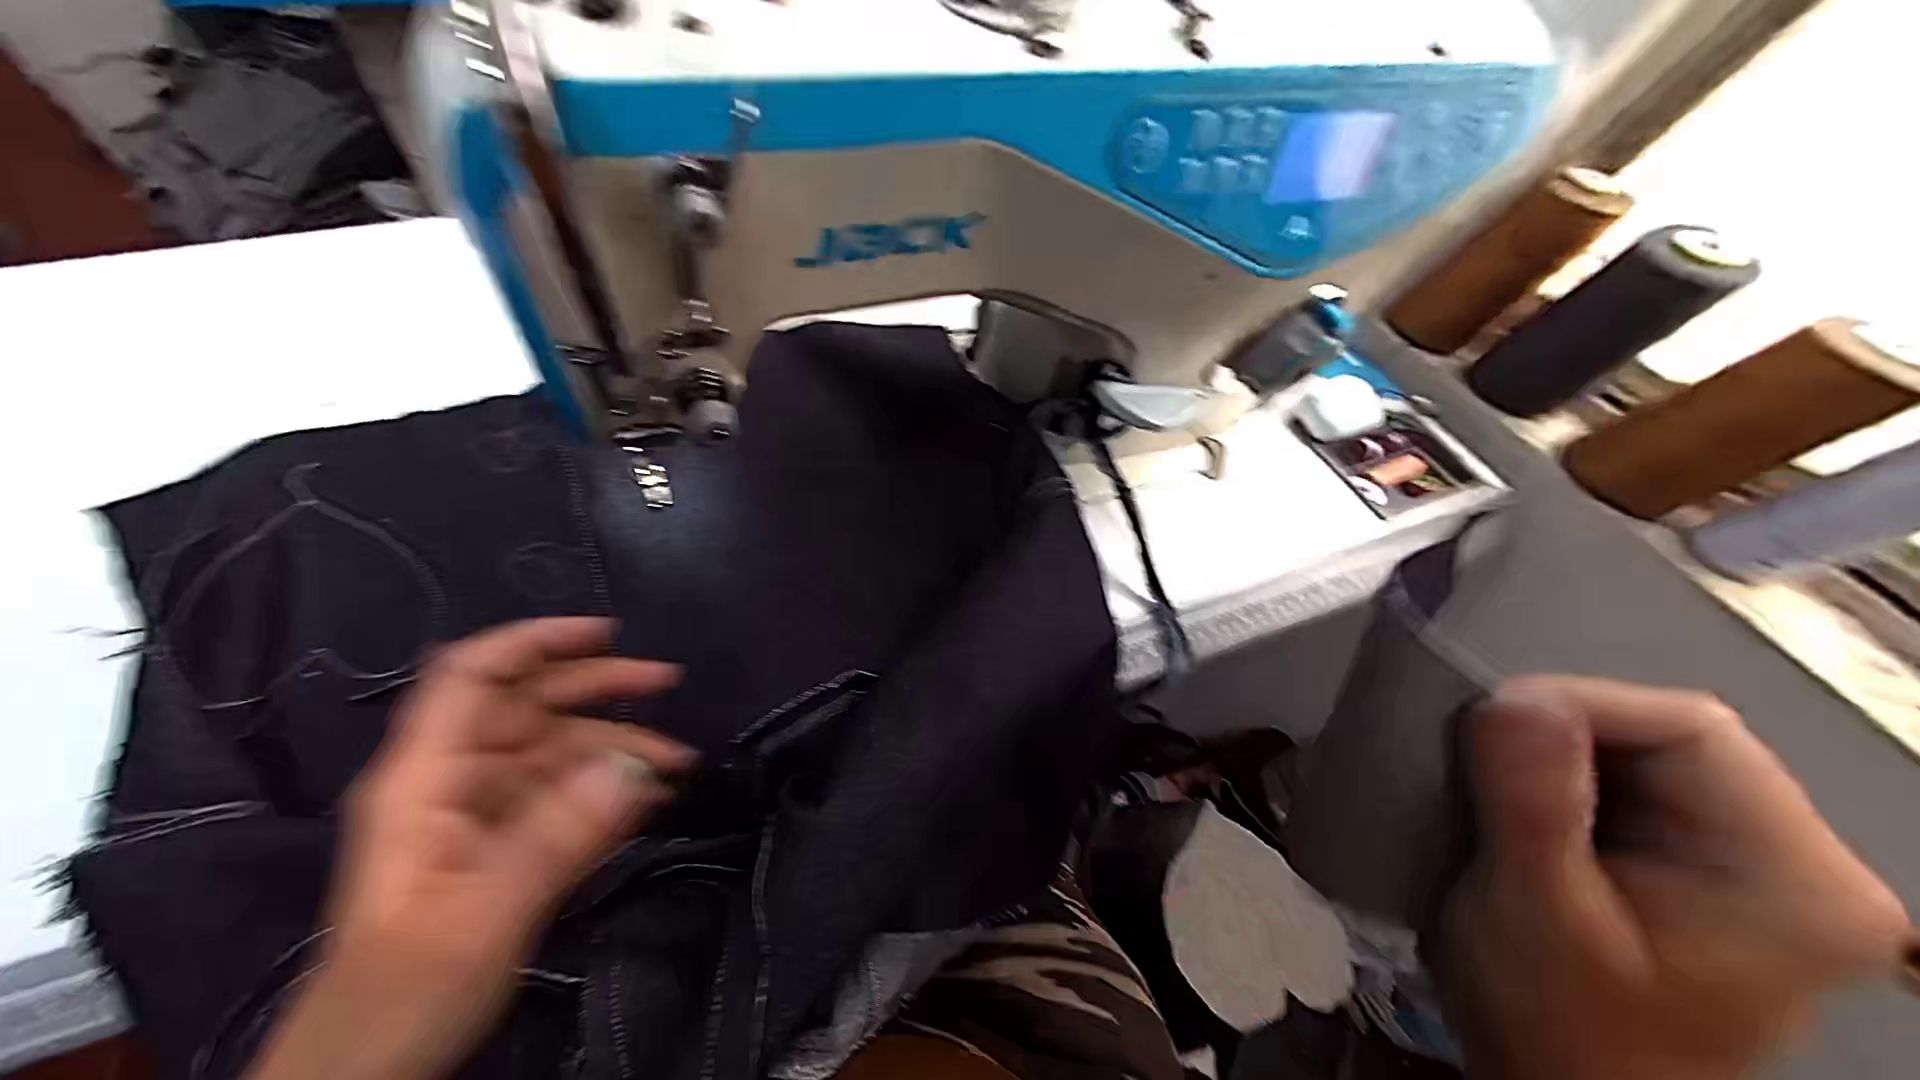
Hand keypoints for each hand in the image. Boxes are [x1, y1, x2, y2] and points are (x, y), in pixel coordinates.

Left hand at [248, 618, 695, 1079]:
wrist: (363, 1071)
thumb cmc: (402, 994)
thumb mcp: (483, 916)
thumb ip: (560, 836)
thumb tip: (636, 769)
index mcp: (425, 779)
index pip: (473, 677)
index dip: (536, 640)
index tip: (605, 633)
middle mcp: (453, 780)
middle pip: (528, 704)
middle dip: (599, 686)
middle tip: (668, 681)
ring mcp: (479, 812)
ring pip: (555, 751)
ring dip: (618, 749)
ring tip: (676, 764)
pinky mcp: (503, 842)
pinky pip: (562, 795)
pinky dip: (607, 789)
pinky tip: (649, 800)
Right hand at [1433, 676, 1911, 1079]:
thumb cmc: (1555, 1019)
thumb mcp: (1531, 911)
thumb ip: (1531, 804)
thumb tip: (1514, 699)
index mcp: (1789, 876)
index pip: (1687, 727)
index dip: (1575, 707)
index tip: (1484, 735)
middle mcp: (1798, 859)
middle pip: (1665, 732)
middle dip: (1556, 734)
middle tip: (1479, 767)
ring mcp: (1753, 859)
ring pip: (1638, 747)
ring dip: (1550, 753)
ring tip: (1493, 787)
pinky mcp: (1700, 858)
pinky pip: (1625, 776)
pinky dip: (1557, 774)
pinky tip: (1521, 805)